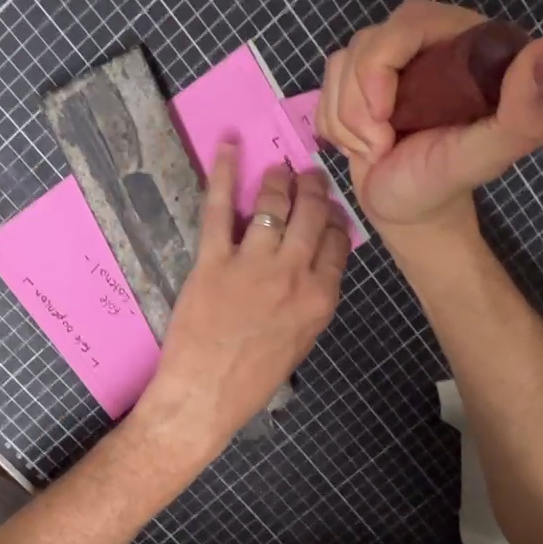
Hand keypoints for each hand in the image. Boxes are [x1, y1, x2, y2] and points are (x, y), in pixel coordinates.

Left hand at [129, 143, 349, 459]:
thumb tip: (314, 266)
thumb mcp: (298, 343)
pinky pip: (219, 210)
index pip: (338, 241)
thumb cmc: (251, 381)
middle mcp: (293, 273)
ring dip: (278, 181)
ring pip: (272, 205)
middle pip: (312, 215)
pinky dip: (224, 174)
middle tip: (308, 176)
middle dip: (313, 188)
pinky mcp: (212, 262)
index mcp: (320, 297)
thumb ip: (310, 301)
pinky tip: (228, 146)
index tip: (327, 209)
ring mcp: (252, 264)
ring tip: (279, 171)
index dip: (333, 219)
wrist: (204, 397)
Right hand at [317, 0, 542, 240]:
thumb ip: (524, 108)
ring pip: (341, 64)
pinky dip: (334, 123)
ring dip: (347, 119)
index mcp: (469, 44)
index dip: (380, 68)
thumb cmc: (444, 184)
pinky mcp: (360, 86)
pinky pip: (327, 85)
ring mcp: (392, 64)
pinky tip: (360, 144)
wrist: (407, 213)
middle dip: (359, 102)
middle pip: (366, 42)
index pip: (407, 23)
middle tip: (379, 142)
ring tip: (375, 147)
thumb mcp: (488, 154)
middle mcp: (429, 44)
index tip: (384, 119)